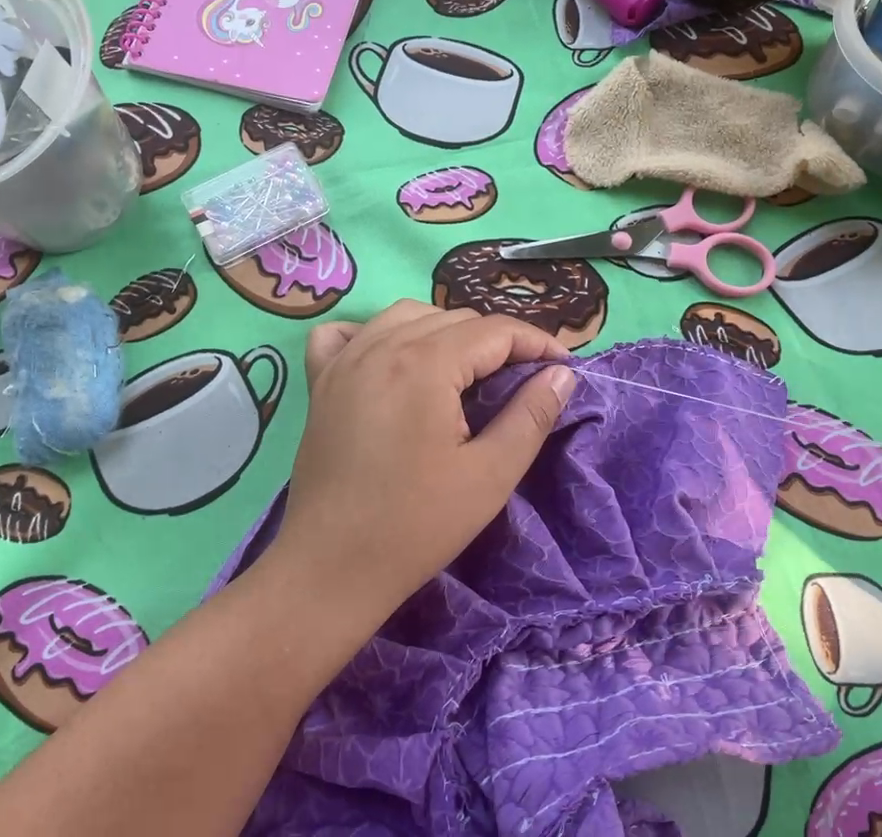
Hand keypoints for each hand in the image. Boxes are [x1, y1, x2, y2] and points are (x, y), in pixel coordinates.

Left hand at [261, 300, 577, 626]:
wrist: (331, 565)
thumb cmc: (417, 525)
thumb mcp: (490, 475)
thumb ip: (531, 416)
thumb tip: (562, 375)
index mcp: (425, 364)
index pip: (494, 330)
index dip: (536, 343)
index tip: (562, 369)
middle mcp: (381, 346)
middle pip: (452, 318)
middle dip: (496, 341)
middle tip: (521, 381)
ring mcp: (343, 361)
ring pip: (405, 316)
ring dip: (443, 332)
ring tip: (465, 373)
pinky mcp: (319, 383)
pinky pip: (347, 334)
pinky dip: (375, 334)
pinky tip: (391, 360)